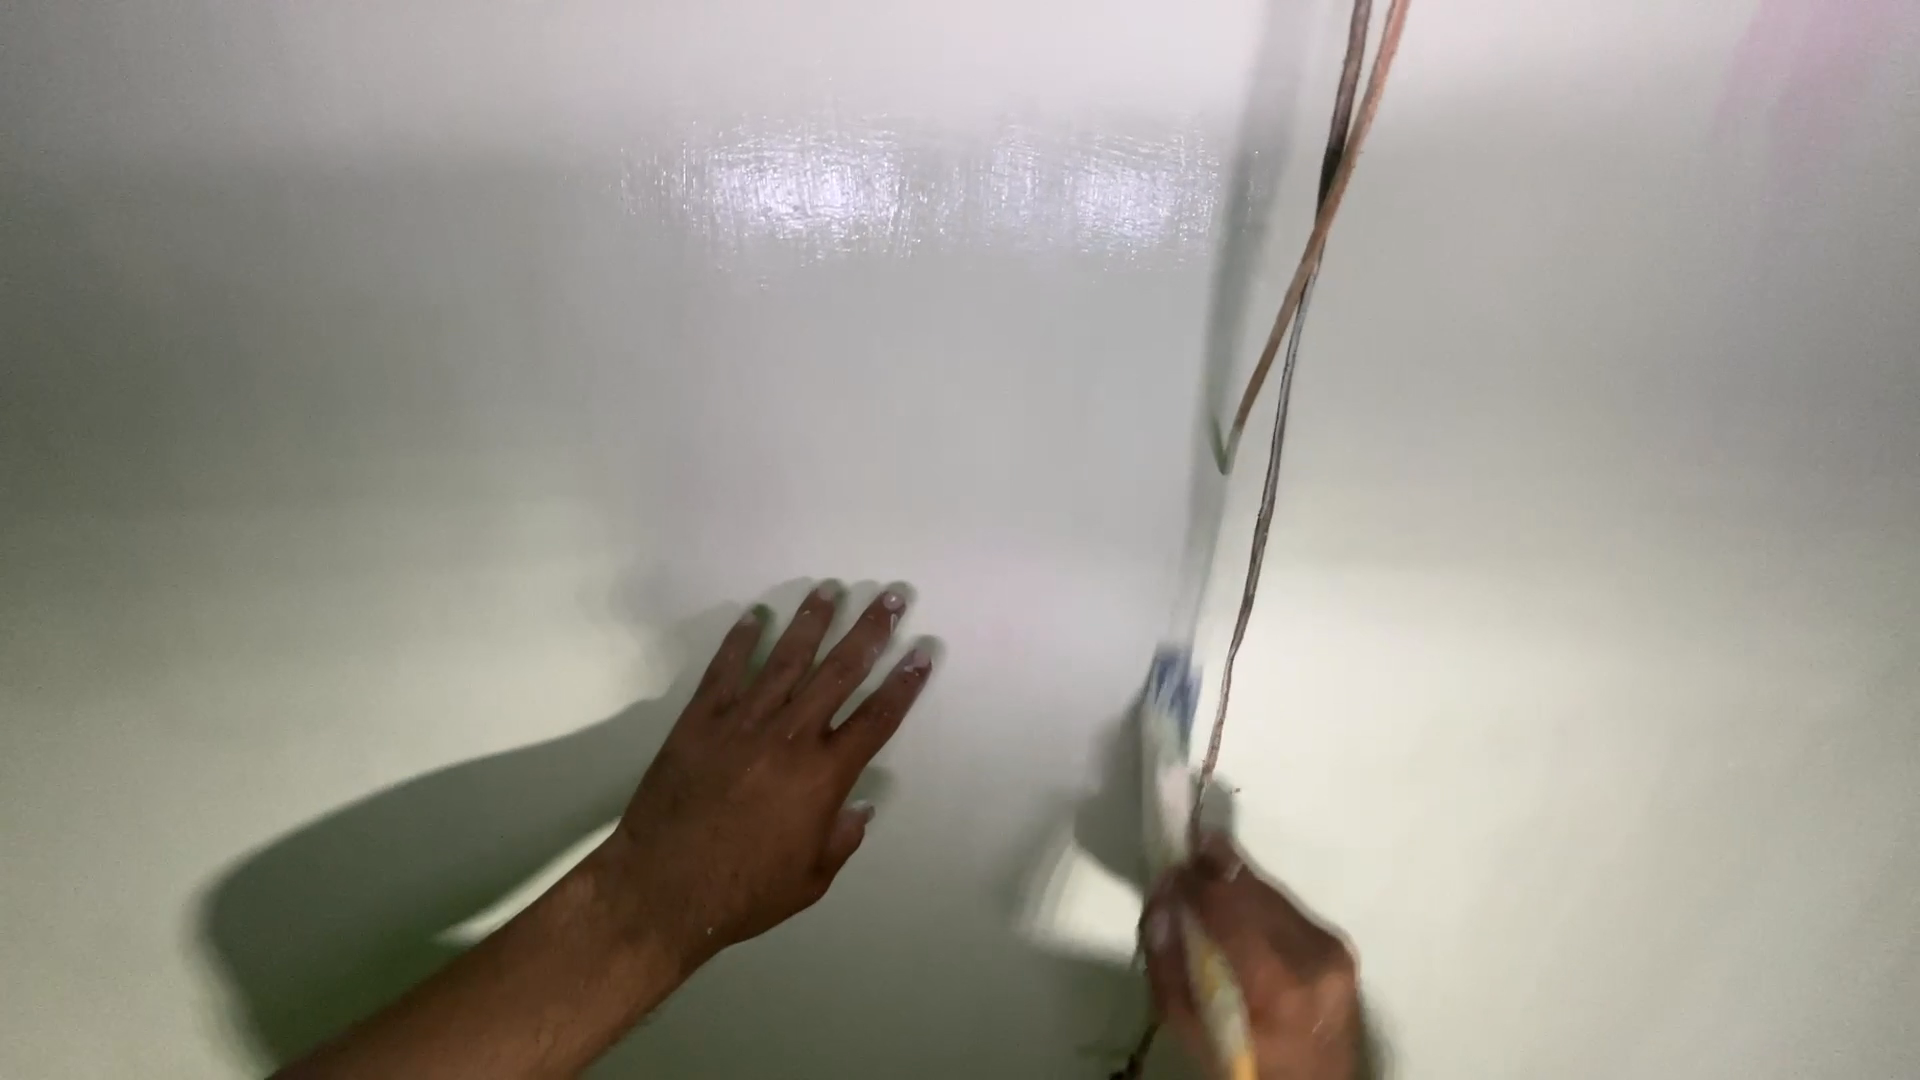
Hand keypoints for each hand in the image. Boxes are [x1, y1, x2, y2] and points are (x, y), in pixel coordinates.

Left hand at [589, 584, 931, 975]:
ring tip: (830, 590)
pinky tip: (756, 616)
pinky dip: (741, 640)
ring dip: (812, 622)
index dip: (904, 684)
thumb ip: (842, 839)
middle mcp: (791, 736)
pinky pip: (726, 670)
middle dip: (869, 632)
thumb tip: (860, 808)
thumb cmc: (744, 891)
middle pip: (839, 672)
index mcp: (824, 774)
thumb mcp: (811, 880)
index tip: (922, 652)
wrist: (661, 891)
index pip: (877, 718)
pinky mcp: (701, 720)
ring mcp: (743, 721)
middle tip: (888, 597)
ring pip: (786, 659)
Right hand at [1141, 834, 1363, 1079]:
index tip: (1169, 866)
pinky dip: (1256, 900)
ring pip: (1268, 889)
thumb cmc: (1244, 1065)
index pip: (1226, 903)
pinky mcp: (1339, 946)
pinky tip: (1239, 908)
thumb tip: (1161, 898)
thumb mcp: (1188, 1028)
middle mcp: (1312, 956)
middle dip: (1213, 868)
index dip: (1194, 878)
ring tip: (1209, 881)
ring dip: (1235, 883)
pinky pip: (1284, 904)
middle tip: (1186, 859)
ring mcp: (1332, 949)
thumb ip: (1167, 961)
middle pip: (1250, 886)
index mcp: (1275, 983)